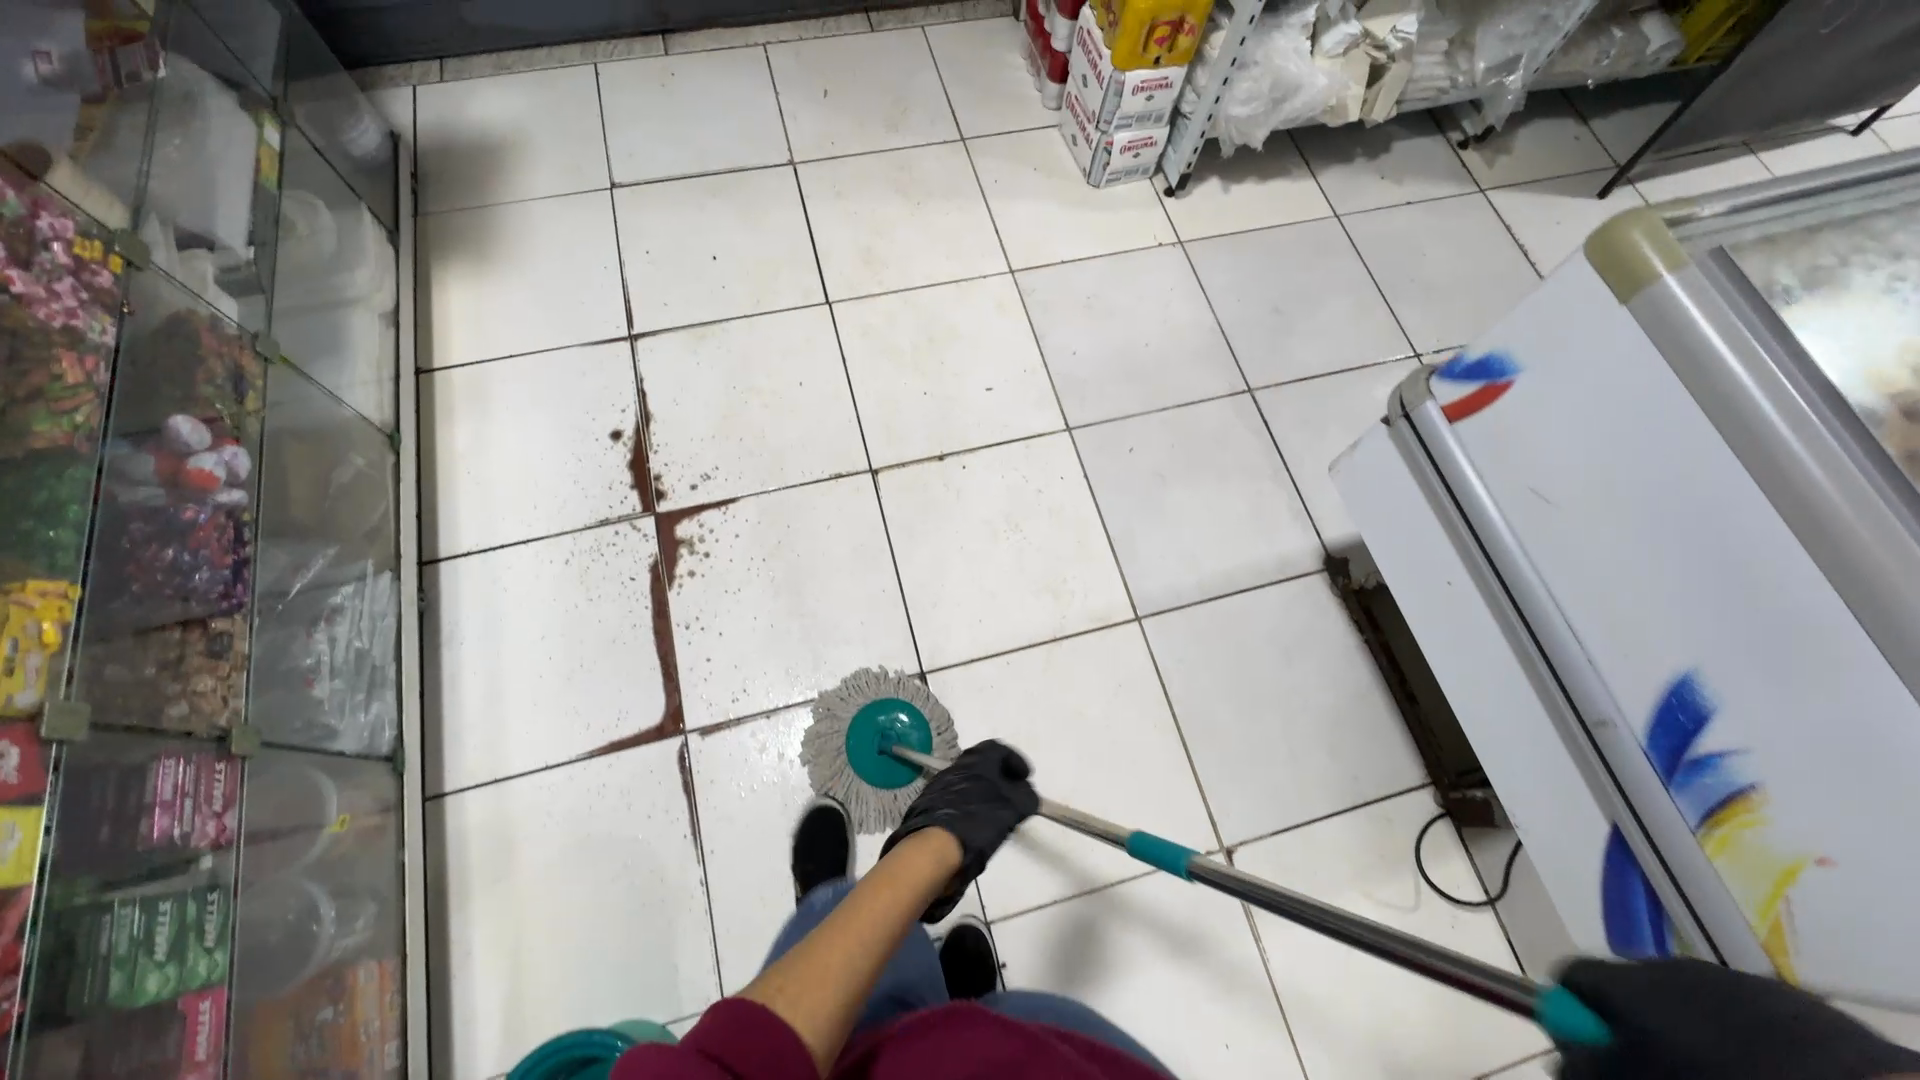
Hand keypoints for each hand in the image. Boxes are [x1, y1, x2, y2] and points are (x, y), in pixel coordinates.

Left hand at [881, 740, 1038, 921]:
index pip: (1000, 749)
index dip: (1016, 762)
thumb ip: (1026, 796)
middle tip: (1013, 794)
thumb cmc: (981, 817)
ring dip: (985, 790)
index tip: (1026, 778)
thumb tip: (1027, 793)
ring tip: (997, 811)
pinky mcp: (930, 801)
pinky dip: (970, 802)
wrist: (938, 843)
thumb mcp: (1015, 807)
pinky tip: (976, 820)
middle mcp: (958, 763)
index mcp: (979, 758)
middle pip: (983, 764)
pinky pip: (957, 795)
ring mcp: (941, 782)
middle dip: (1000, 777)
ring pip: (969, 780)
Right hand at [1557, 957, 1919, 1079]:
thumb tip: (1563, 1053)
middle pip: (1627, 987)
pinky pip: (1740, 1014)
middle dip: (1630, 1024)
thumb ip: (1584, 1064)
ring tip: (1710, 1074)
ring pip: (1684, 1000)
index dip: (1572, 1011)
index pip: (1573, 976)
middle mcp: (1669, 966)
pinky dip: (1737, 1038)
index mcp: (1627, 982)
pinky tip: (1757, 1071)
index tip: (1587, 1049)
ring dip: (1683, 1030)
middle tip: (1648, 1070)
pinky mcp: (1789, 1001)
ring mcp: (1732, 981)